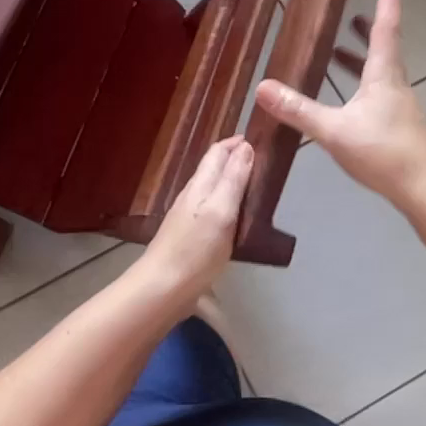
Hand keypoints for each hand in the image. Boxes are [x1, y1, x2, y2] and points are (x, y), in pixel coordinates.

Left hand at [132, 137, 253, 306]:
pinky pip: (211, 207)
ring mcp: (188, 214)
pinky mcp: (190, 234)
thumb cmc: (196, 249)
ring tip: (253, 184)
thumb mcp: (221, 211)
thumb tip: (246, 146)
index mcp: (200, 184)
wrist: (164, 286)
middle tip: (261, 160)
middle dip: (235, 158)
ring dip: (230, 179)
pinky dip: (226, 201)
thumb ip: (233, 179)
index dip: (235, 143)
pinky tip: (235, 214)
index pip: (217, 152)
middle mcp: (192, 194)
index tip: (258, 139)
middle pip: (213, 167)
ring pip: (211, 186)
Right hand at [254, 0, 425, 209]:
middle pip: (384, 49)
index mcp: (384, 76)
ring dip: (362, 59)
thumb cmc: (385, 153)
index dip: (388, 0)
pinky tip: (347, 104)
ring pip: (381, 74)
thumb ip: (298, 110)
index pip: (386, 28)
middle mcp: (395, 86)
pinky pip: (378, 95)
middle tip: (355, 16)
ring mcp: (400, 108)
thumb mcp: (334, 130)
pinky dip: (361, 86)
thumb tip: (261, 86)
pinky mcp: (399, 129)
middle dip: (370, 31)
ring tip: (339, 53)